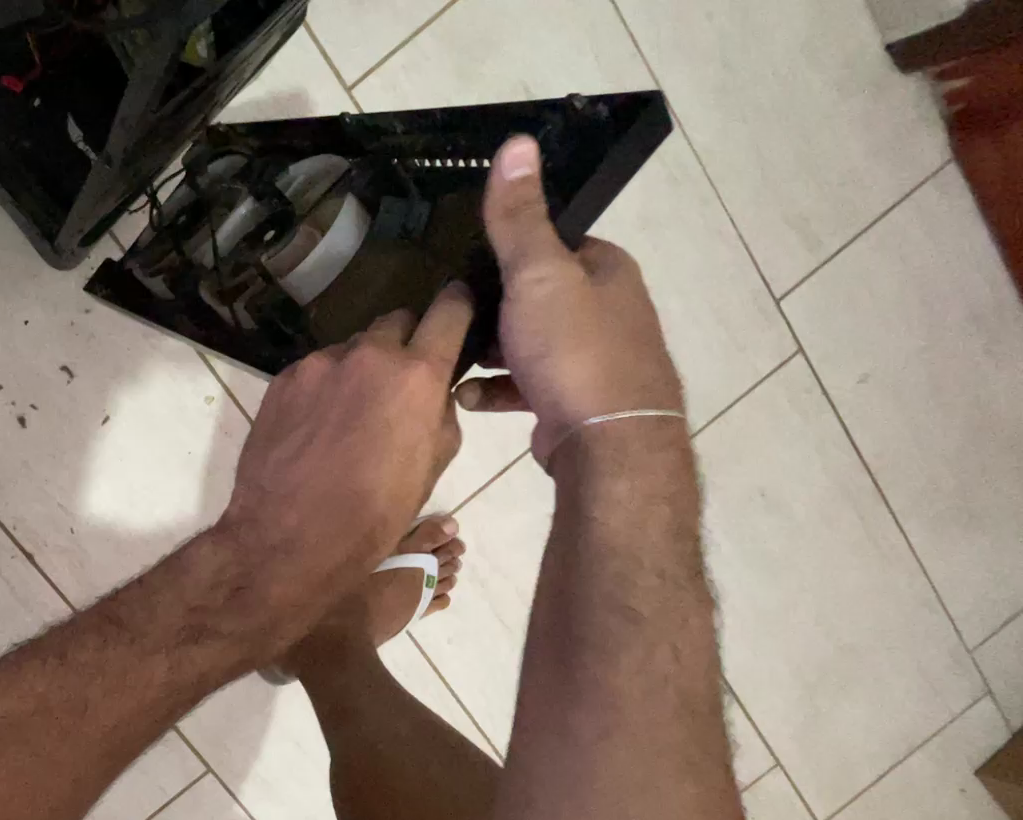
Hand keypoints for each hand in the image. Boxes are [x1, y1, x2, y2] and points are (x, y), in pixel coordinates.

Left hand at [220, 286, 467, 617]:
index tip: (459, 308)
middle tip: (397, 382)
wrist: (288, 538)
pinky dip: (321, 388)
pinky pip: (312, 372)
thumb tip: (432, 392)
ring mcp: (316, 366)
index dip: (458, 307)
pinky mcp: (280, 382)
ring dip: (357, 370)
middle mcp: (365, 357)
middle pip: (395, 323)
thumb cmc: (371, 516)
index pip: (449, 311)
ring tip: (347, 416)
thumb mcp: (431, 467)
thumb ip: (439, 413)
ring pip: (349, 350)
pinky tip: (314, 427)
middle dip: (403, 344)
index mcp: (415, 375)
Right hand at [456, 135, 684, 463]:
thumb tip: (517, 142)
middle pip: (534, 298)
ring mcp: (593, 357)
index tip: (466, 271)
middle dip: (490, 311)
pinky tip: (469, 398)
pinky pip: (526, 385)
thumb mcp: (536, 275)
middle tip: (452, 320)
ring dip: (487, 354)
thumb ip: (518, 219)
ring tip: (452, 362)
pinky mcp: (575, 399)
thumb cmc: (573, 349)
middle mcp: (606, 309)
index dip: (506, 256)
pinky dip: (496, 389)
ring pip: (527, 344)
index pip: (550, 246)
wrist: (606, 438)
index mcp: (605, 270)